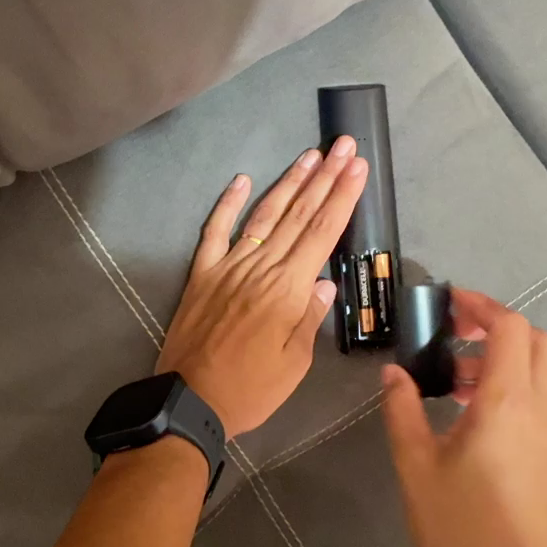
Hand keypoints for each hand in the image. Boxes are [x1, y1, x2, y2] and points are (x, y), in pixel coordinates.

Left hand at [156, 138, 368, 435]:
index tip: (357, 167)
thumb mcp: (295, 363)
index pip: (323, 232)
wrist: (189, 401)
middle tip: (343, 145)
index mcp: (288, 288)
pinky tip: (240, 180)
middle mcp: (260, 267)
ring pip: (264, 214)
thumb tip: (326, 279)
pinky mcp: (202, 272)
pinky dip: (227, 203)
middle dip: (324, 176)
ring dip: (288, 182)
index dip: (343, 196)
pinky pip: (215, 230)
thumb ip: (310, 316)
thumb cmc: (250, 389)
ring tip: (309, 155)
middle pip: (299, 213)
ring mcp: (228, 265)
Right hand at [381, 288, 546, 546]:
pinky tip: (472, 412)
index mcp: (510, 402)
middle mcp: (543, 410)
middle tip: (453, 334)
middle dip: (498, 325)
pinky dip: (515, 384)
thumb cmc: (453, 525)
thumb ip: (402, 406)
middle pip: (537, 340)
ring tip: (454, 377)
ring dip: (505, 357)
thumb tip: (393, 372)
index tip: (447, 303)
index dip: (481, 304)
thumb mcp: (415, 460)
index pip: (510, 327)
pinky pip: (542, 399)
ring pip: (544, 370)